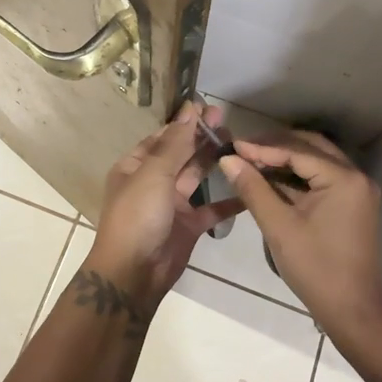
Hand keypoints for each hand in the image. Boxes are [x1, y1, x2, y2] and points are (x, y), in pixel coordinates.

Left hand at [83, 101, 243, 315]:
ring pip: (196, 177)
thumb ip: (175, 143)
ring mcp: (171, 205)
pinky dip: (229, 201)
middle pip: (181, 154)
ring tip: (238, 143)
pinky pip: (212, 209)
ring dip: (214, 161)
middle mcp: (153, 182)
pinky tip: (248, 187)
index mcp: (135, 166)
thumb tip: (189, 109)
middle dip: (202, 137)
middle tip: (228, 119)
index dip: (185, 123)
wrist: (133, 274)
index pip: (163, 138)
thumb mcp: (154, 174)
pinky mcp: (188, 226)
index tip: (208, 108)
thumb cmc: (137, 216)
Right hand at [218, 132, 381, 332]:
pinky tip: (271, 179)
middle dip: (275, 146)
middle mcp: (356, 176)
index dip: (262, 147)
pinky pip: (322, 178)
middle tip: (242, 150)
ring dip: (286, 158)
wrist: (352, 312)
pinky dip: (297, 175)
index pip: (297, 150)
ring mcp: (357, 190)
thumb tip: (228, 159)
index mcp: (344, 178)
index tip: (232, 146)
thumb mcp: (279, 227)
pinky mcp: (352, 204)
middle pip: (310, 147)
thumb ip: (253, 188)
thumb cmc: (315, 269)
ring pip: (316, 160)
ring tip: (251, 161)